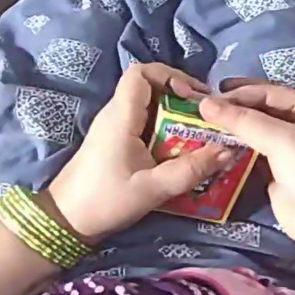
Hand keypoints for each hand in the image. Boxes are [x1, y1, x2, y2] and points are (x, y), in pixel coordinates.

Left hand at [46, 63, 234, 242]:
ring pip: (149, 106)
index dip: (170, 76)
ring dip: (175, 114)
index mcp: (121, 116)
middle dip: (181, 96)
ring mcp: (114, 128)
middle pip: (150, 87)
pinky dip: (165, 129)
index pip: (141, 72)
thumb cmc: (106, 200)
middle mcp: (116, 114)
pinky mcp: (115, 143)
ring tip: (201, 132)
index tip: (193, 96)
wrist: (66, 221)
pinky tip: (181, 149)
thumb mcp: (153, 188)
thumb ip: (191, 170)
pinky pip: (144, 124)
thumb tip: (229, 151)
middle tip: (207, 116)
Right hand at [196, 81, 294, 253]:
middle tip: (204, 107)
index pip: (271, 93)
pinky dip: (233, 147)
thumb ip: (246, 121)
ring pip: (254, 131)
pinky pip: (250, 152)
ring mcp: (285, 152)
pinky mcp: (273, 173)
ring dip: (232, 127)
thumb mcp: (283, 141)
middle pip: (261, 110)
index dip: (243, 90)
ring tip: (204, 123)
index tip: (214, 93)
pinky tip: (215, 144)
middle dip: (235, 106)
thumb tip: (206, 103)